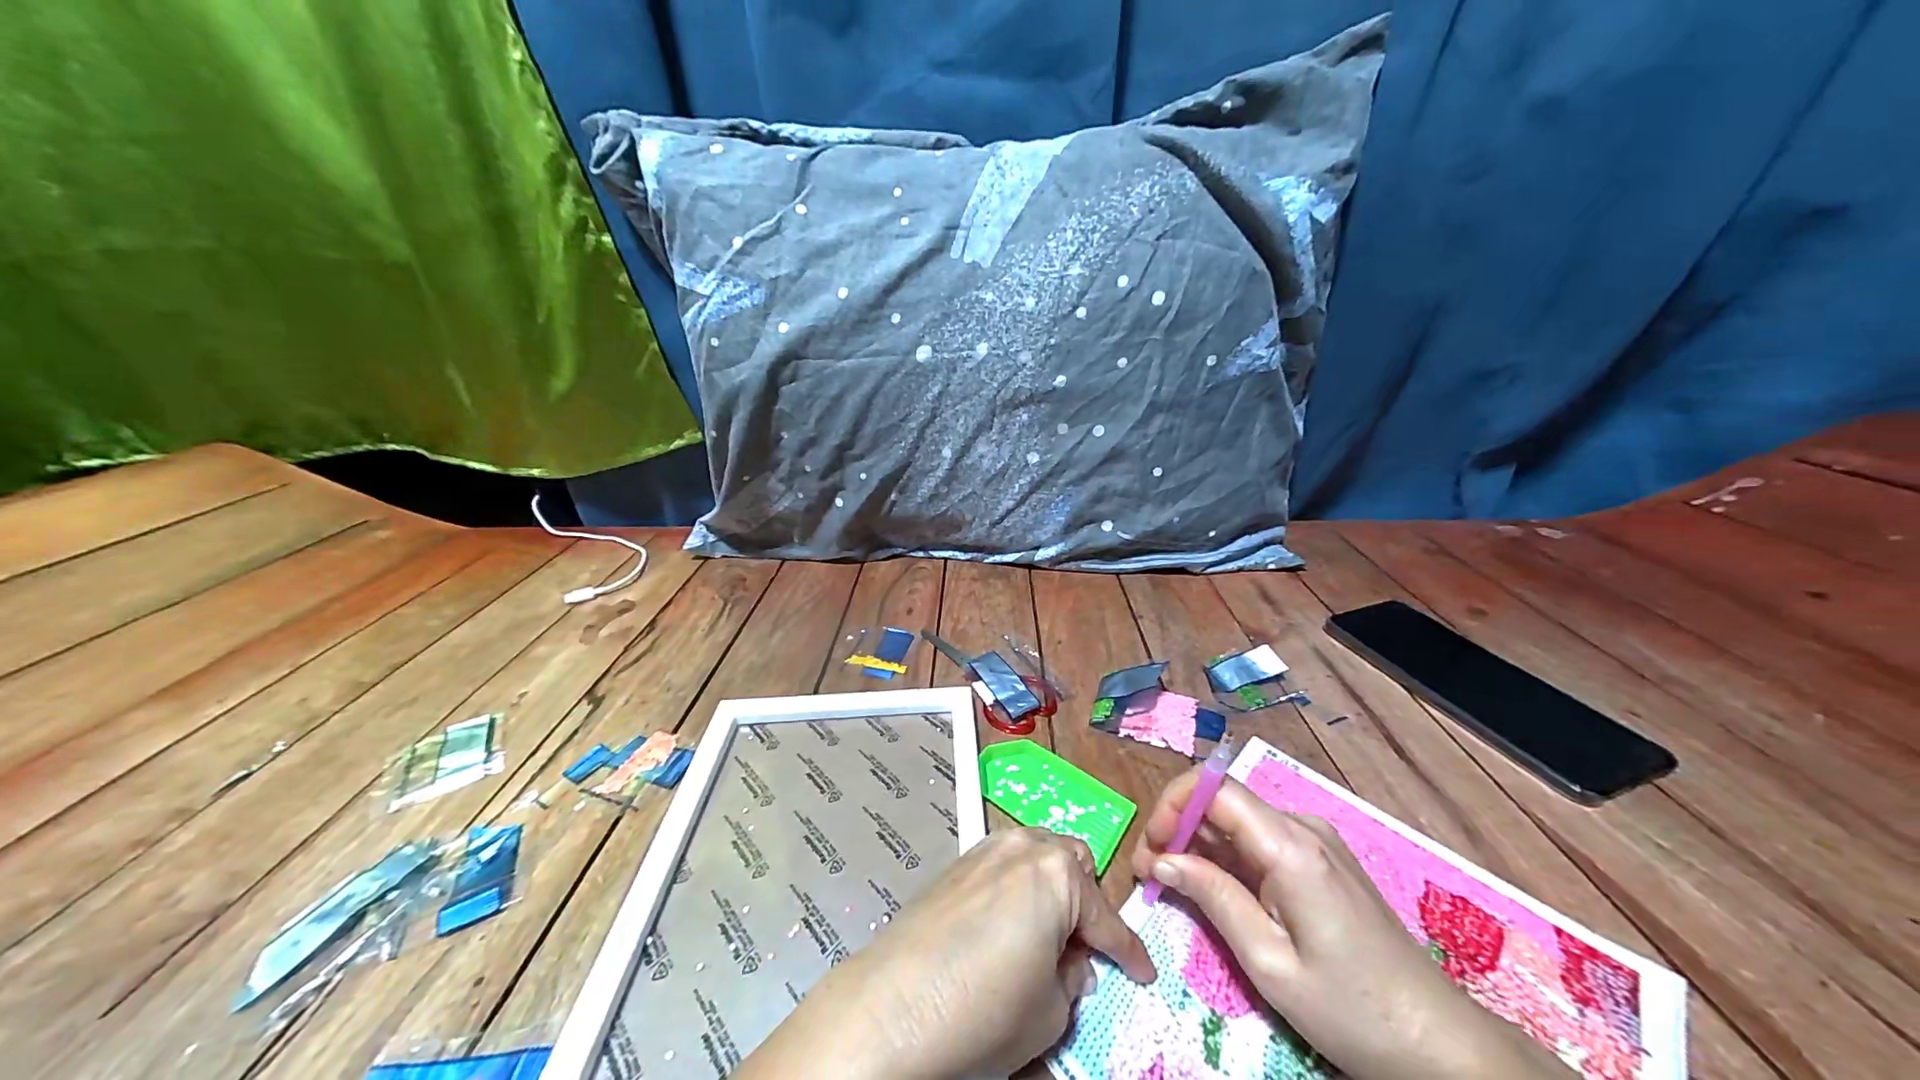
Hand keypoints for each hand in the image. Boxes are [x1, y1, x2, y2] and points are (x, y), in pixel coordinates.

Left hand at [736, 828, 1156, 1079]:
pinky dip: (1017, 890)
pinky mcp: (954, 865)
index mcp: (1057, 875)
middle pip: (1072, 863)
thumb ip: (1072, 980)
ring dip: (1051, 889)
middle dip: (1085, 903)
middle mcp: (1023, 847)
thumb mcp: (1050, 1010)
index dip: (1130, 953)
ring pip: (1036, 857)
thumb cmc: (986, 1010)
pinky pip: (1003, 867)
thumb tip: (1072, 964)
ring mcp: (984, 850)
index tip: (1144, 974)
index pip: (1108, 920)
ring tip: (1044, 937)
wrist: (892, 1006)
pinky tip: (1005, 929)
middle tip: (1082, 949)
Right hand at [1132, 772, 1573, 1079]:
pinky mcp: (1321, 860)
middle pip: (1222, 802)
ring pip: (1237, 821)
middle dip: (1176, 829)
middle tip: (1149, 876)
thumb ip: (1213, 899)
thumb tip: (1161, 860)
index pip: (1214, 787)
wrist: (1440, 1042)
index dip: (1171, 806)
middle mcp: (1303, 827)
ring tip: (1172, 886)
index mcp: (1291, 846)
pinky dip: (1225, 857)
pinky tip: (1212, 890)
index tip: (1149, 850)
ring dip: (1197, 845)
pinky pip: (1259, 841)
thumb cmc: (1352, 1009)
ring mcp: (1316, 841)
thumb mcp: (1269, 962)